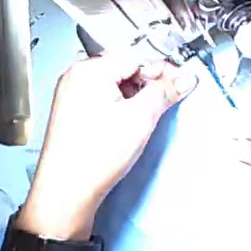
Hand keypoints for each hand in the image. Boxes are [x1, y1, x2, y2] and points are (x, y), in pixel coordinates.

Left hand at [19, 52, 195, 238]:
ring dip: (136, 94)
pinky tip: (130, 122)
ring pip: (115, 83)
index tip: (181, 82)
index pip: (137, 57)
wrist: (67, 192)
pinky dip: (121, 105)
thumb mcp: (141, 117)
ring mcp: (71, 94)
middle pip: (125, 68)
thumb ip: (165, 91)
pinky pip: (103, 97)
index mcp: (89, 70)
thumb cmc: (96, 155)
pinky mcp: (72, 112)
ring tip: (147, 115)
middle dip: (149, 82)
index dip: (162, 70)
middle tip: (168, 99)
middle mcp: (76, 77)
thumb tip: (184, 78)